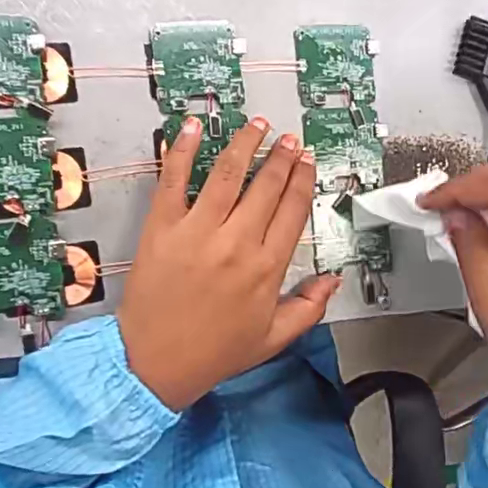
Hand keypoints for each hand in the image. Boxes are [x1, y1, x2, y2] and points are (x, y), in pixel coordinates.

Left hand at [118, 117, 344, 409]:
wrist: (155, 362)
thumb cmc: (213, 352)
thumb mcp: (272, 339)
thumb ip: (308, 307)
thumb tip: (332, 280)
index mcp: (267, 268)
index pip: (293, 210)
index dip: (303, 180)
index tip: (307, 160)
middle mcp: (237, 243)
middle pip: (267, 186)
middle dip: (282, 157)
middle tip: (288, 139)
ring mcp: (197, 231)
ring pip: (228, 174)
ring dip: (246, 144)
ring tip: (257, 126)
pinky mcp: (162, 227)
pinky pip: (174, 180)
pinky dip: (182, 151)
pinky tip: (191, 128)